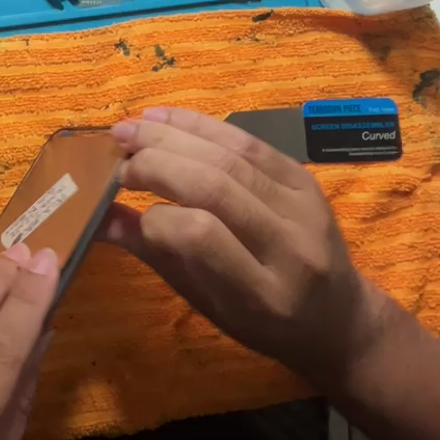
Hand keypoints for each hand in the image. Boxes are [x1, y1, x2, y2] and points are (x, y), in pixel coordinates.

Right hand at [101, 106, 402, 386]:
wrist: (340, 319)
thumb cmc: (263, 323)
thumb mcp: (205, 301)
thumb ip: (154, 253)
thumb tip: (98, 217)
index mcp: (261, 292)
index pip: (199, 235)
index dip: (153, 215)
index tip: (123, 207)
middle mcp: (289, 247)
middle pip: (212, 186)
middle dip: (154, 162)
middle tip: (115, 154)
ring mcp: (303, 208)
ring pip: (227, 157)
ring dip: (170, 134)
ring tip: (129, 128)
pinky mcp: (305, 178)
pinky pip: (247, 141)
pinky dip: (199, 124)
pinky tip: (162, 116)